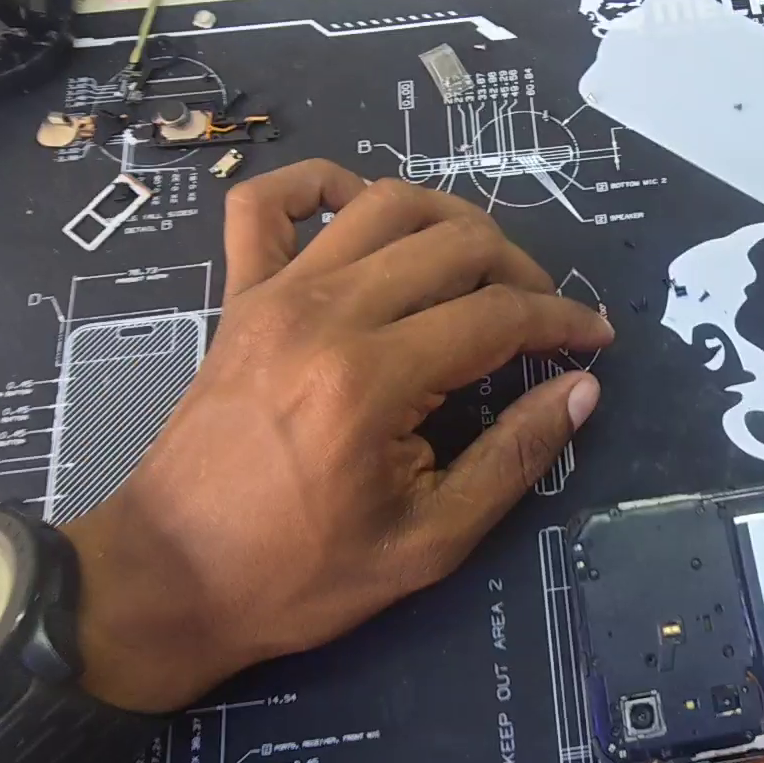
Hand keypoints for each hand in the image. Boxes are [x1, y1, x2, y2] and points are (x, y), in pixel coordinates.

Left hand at [64, 161, 612, 712]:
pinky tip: (364, 209)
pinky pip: (270, 202)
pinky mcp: (241, 295)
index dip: (562, 322)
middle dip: (522, 272)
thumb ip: (513, 458)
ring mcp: (276, 293)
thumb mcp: (430, 541)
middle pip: (455, 244)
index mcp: (374, 379)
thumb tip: (581, 390)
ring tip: (483, 266)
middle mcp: (327, 313)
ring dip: (453, 221)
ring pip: (386, 204)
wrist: (169, 578)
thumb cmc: (302, 573)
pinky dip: (323, 184)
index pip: (498, 315)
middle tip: (543, 317)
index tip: (594, 339)